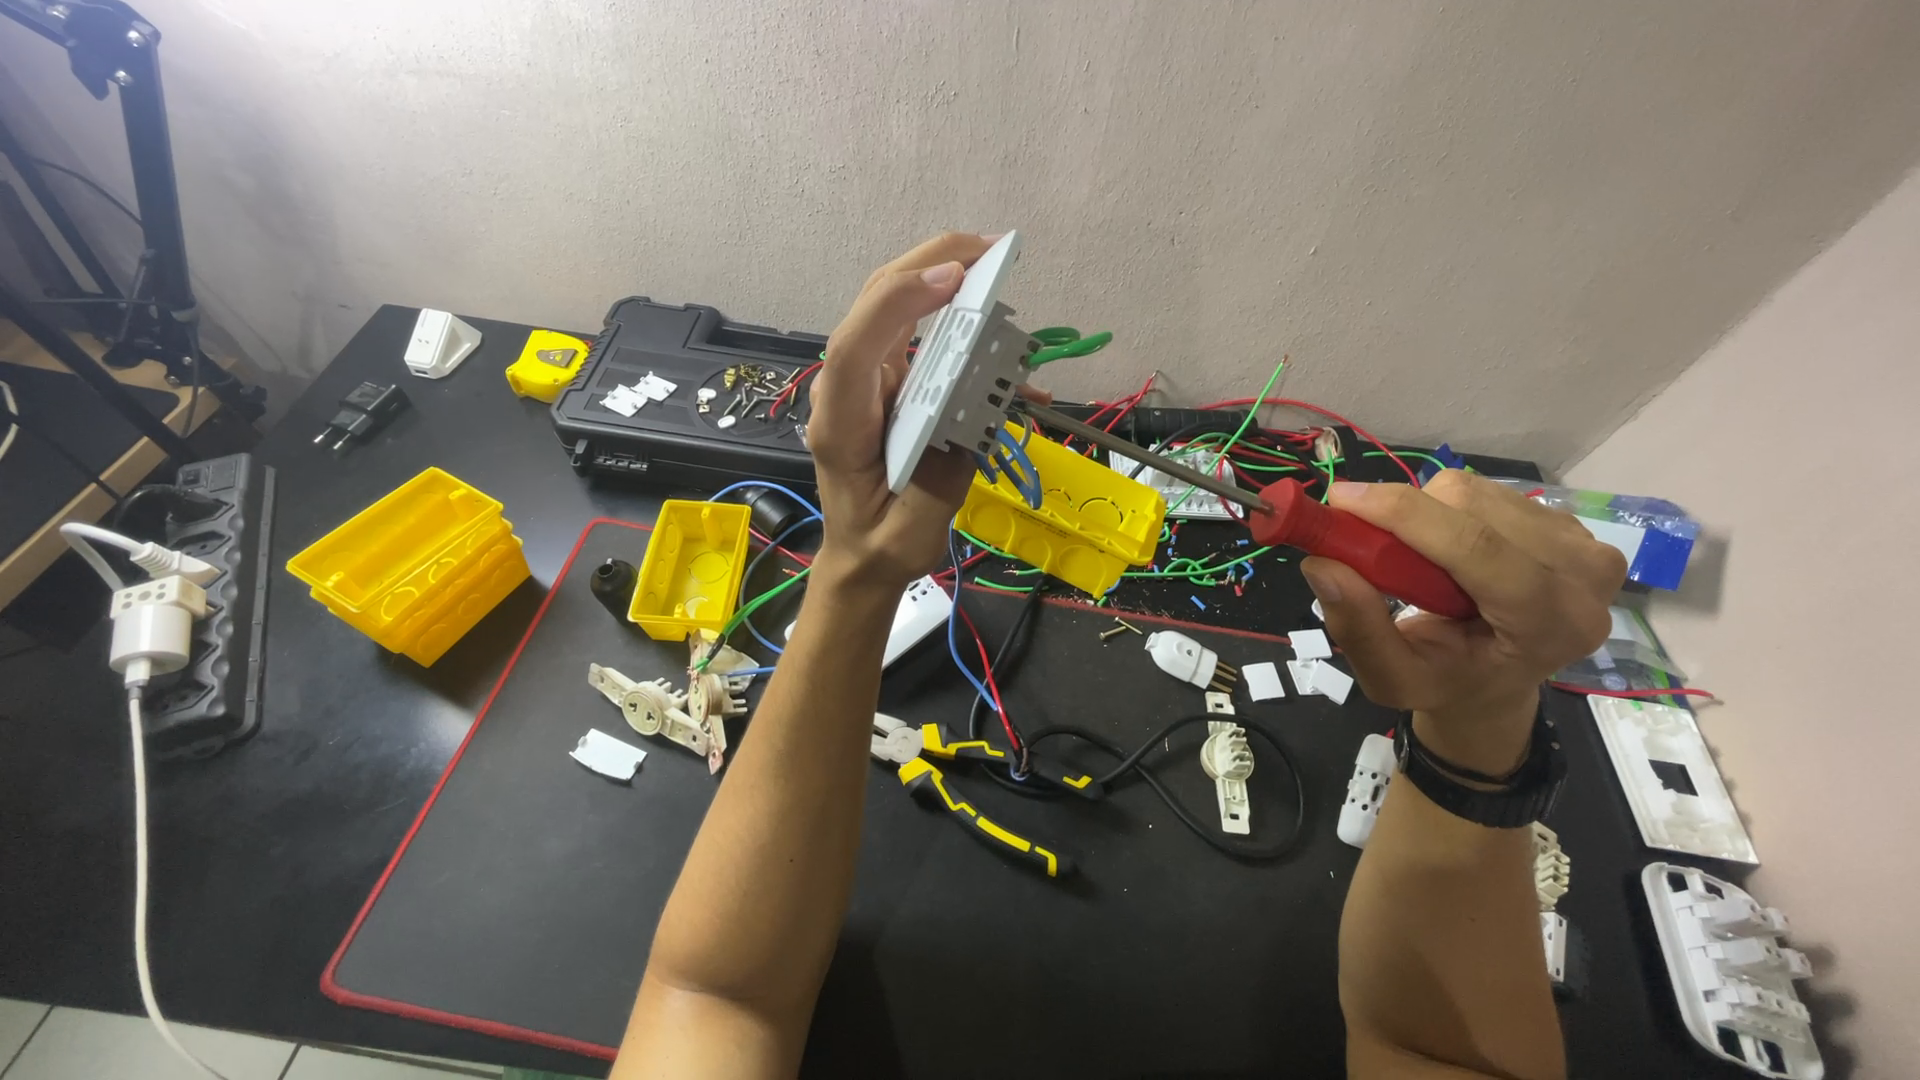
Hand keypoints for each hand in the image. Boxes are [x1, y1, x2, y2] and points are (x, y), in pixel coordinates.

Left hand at [808, 232, 1045, 590]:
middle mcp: (848, 391)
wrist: (861, 556)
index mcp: (841, 427)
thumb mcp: (912, 533)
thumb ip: (940, 480)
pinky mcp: (890, 383)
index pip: (854, 348)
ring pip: (893, 306)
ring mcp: (868, 382)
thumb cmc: (880, 546)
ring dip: (943, 275)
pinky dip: (954, 311)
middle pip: (872, 305)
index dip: (898, 305)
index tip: (953, 280)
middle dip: (927, 263)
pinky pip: (916, 332)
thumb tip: (973, 413)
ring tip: (998, 263)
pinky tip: (994, 316)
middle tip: (993, 247)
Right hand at [1300, 471, 1626, 772]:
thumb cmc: (1443, 683)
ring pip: (1475, 491)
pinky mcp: (1569, 523)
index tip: (1339, 500)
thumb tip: (1321, 564)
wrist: (1493, 684)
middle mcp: (1583, 578)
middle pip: (1472, 508)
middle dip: (1404, 514)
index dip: (1405, 516)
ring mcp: (1583, 545)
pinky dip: (1445, 509)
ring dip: (1424, 512)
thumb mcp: (1391, 677)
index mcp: (1548, 625)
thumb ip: (1359, 629)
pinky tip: (1447, 549)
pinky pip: (1485, 490)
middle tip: (1367, 545)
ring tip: (1418, 560)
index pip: (1478, 550)